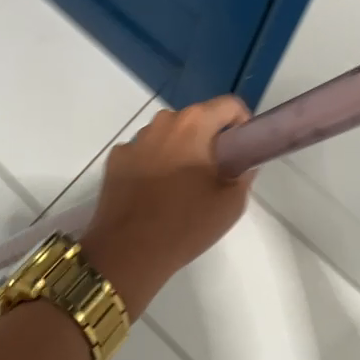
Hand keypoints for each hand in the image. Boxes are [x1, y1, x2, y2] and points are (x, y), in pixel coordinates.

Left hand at [82, 96, 253, 312]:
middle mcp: (163, 122)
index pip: (229, 105)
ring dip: (179, 150)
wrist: (128, 253)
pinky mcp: (116, 159)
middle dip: (209, 139)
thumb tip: (243, 164)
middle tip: (215, 173)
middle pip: (196, 119)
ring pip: (167, 135)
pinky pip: (143, 153)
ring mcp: (135, 139)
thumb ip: (244, 175)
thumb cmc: (186, 224)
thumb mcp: (231, 204)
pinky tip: (153, 195)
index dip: (242, 122)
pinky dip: (152, 165)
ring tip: (182, 187)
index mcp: (194, 124)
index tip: (243, 148)